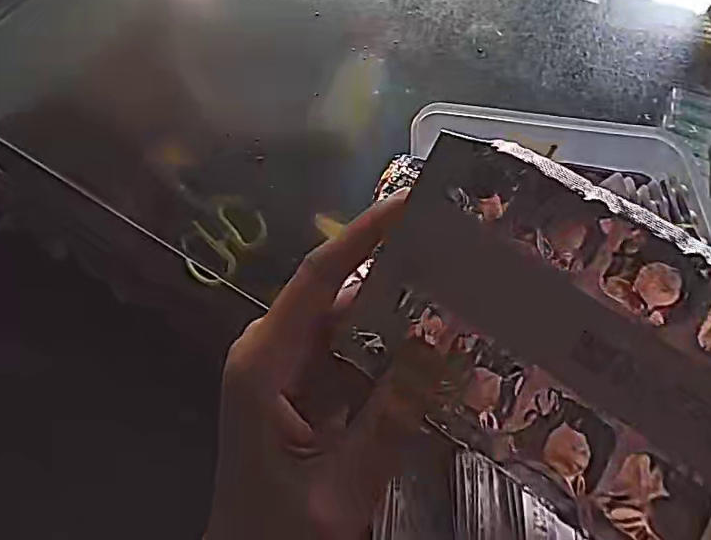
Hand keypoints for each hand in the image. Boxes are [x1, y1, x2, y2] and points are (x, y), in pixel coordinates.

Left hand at [205, 195, 426, 539]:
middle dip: (390, 263)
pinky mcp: (301, 381)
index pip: (317, 276)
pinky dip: (386, 340)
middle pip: (335, 288)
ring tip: (447, 282)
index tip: (407, 203)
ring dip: (393, 304)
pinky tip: (425, 339)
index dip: (363, 233)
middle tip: (446, 243)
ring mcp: (284, 363)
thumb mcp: (341, 487)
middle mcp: (270, 347)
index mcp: (263, 360)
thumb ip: (390, 417)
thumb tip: (438, 340)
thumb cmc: (279, 537)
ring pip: (346, 315)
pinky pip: (349, 345)